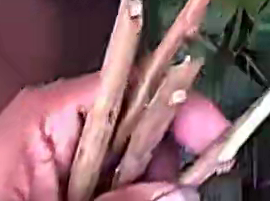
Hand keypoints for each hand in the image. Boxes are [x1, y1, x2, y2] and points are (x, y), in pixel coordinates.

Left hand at [0, 72, 228, 200]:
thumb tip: (188, 191)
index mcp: (50, 113)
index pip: (133, 80)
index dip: (180, 100)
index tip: (220, 136)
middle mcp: (59, 125)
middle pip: (140, 126)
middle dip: (165, 164)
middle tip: (182, 196)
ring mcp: (57, 161)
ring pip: (130, 164)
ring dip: (147, 191)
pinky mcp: (57, 189)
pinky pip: (108, 187)